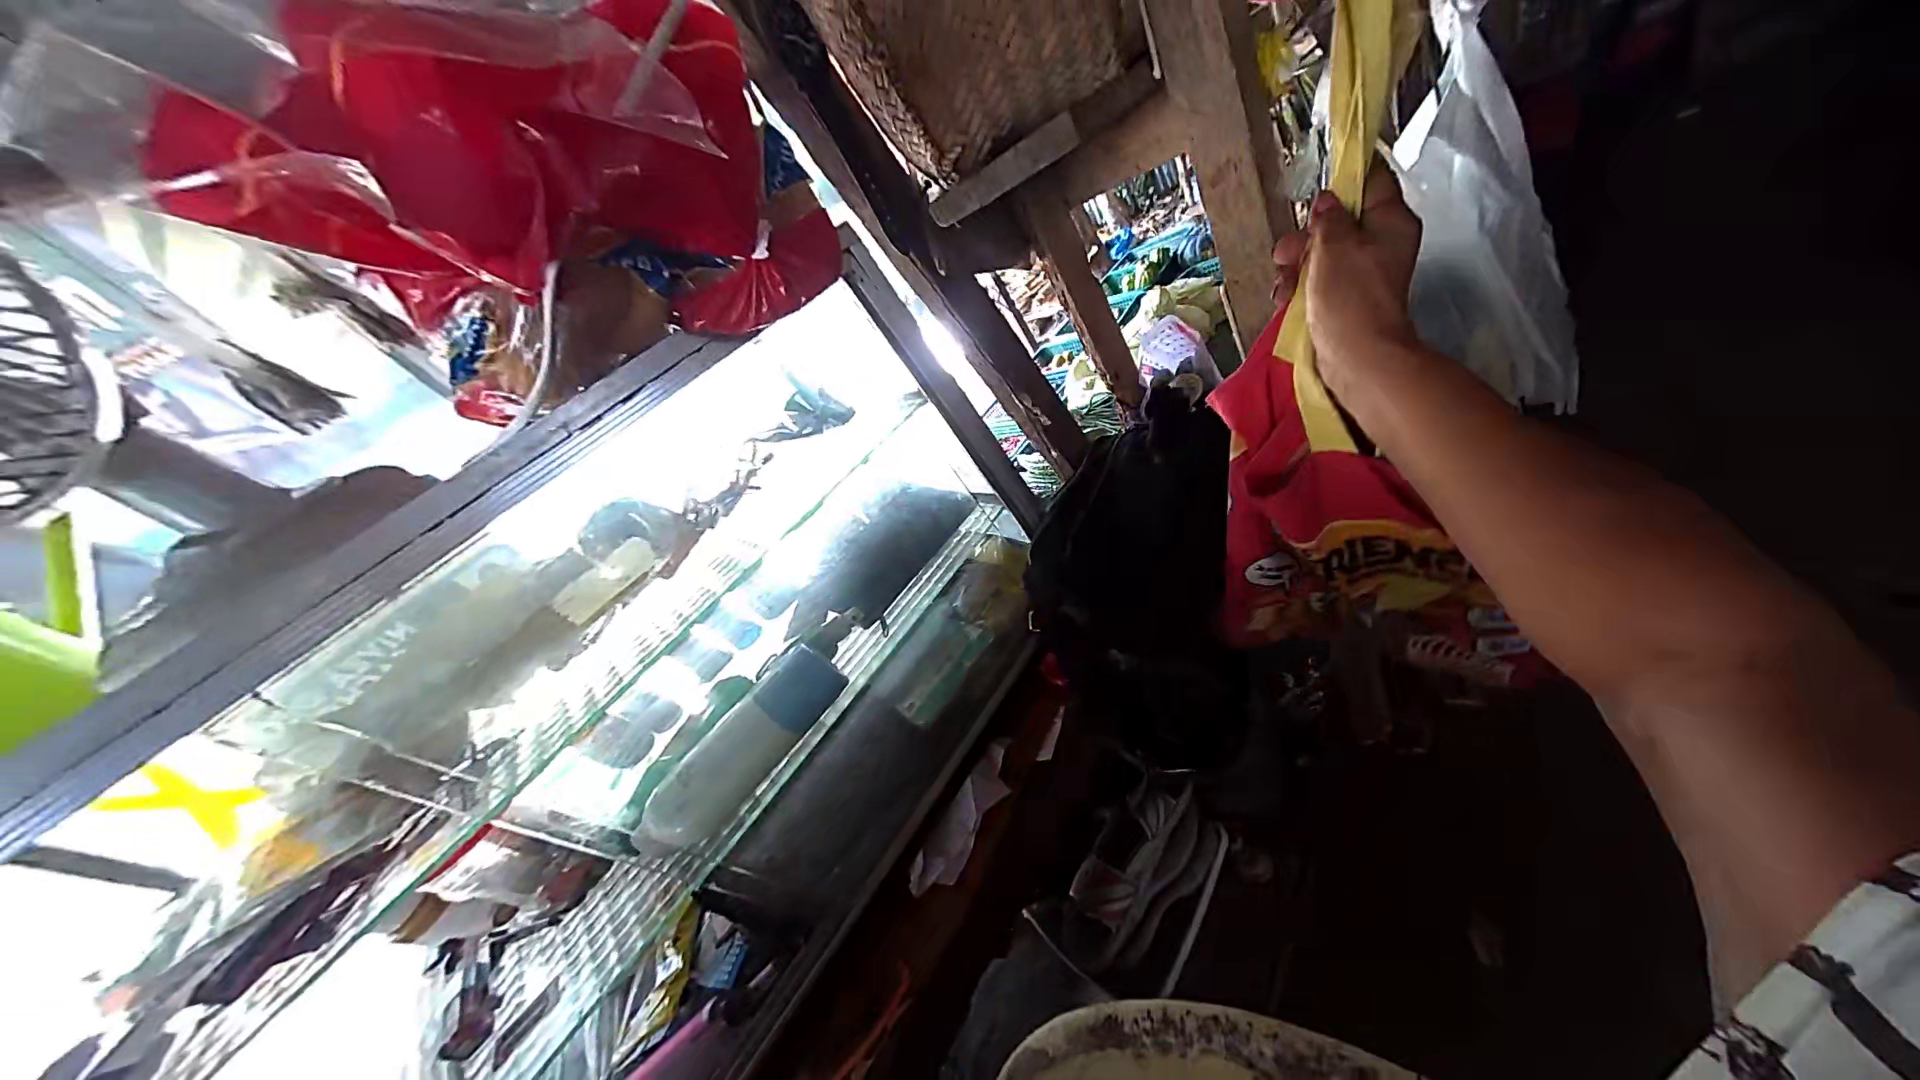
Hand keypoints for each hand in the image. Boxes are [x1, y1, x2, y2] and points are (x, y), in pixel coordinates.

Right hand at [1272, 161, 1422, 396]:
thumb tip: (1327, 202)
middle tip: (1289, 253)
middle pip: (1337, 222)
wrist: (1355, 356)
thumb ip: (1329, 218)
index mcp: (1390, 222)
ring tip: (1284, 286)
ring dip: (1294, 268)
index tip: (1317, 188)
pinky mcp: (1342, 299)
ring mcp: (1360, 274)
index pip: (1372, 180)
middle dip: (1305, 237)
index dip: (1344, 179)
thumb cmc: (1350, 298)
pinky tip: (1284, 301)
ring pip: (1318, 255)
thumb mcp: (1335, 247)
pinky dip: (1296, 290)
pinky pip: (1314, 282)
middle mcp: (1379, 243)